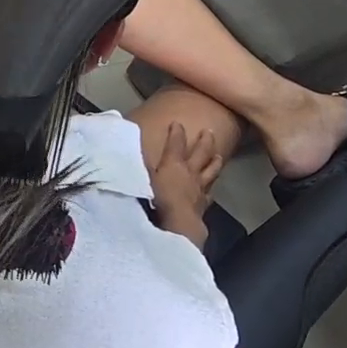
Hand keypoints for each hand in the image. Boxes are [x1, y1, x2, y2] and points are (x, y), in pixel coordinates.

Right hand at [148, 124, 221, 249]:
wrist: (178, 224)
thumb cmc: (157, 200)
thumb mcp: (142, 179)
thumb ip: (138, 166)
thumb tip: (128, 153)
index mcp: (173, 164)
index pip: (175, 143)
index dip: (176, 132)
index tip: (177, 123)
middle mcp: (189, 172)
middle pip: (200, 153)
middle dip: (204, 141)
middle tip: (209, 130)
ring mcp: (199, 188)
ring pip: (211, 171)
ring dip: (214, 161)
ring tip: (219, 155)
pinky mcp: (202, 204)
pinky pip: (209, 194)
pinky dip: (210, 189)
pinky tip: (211, 189)